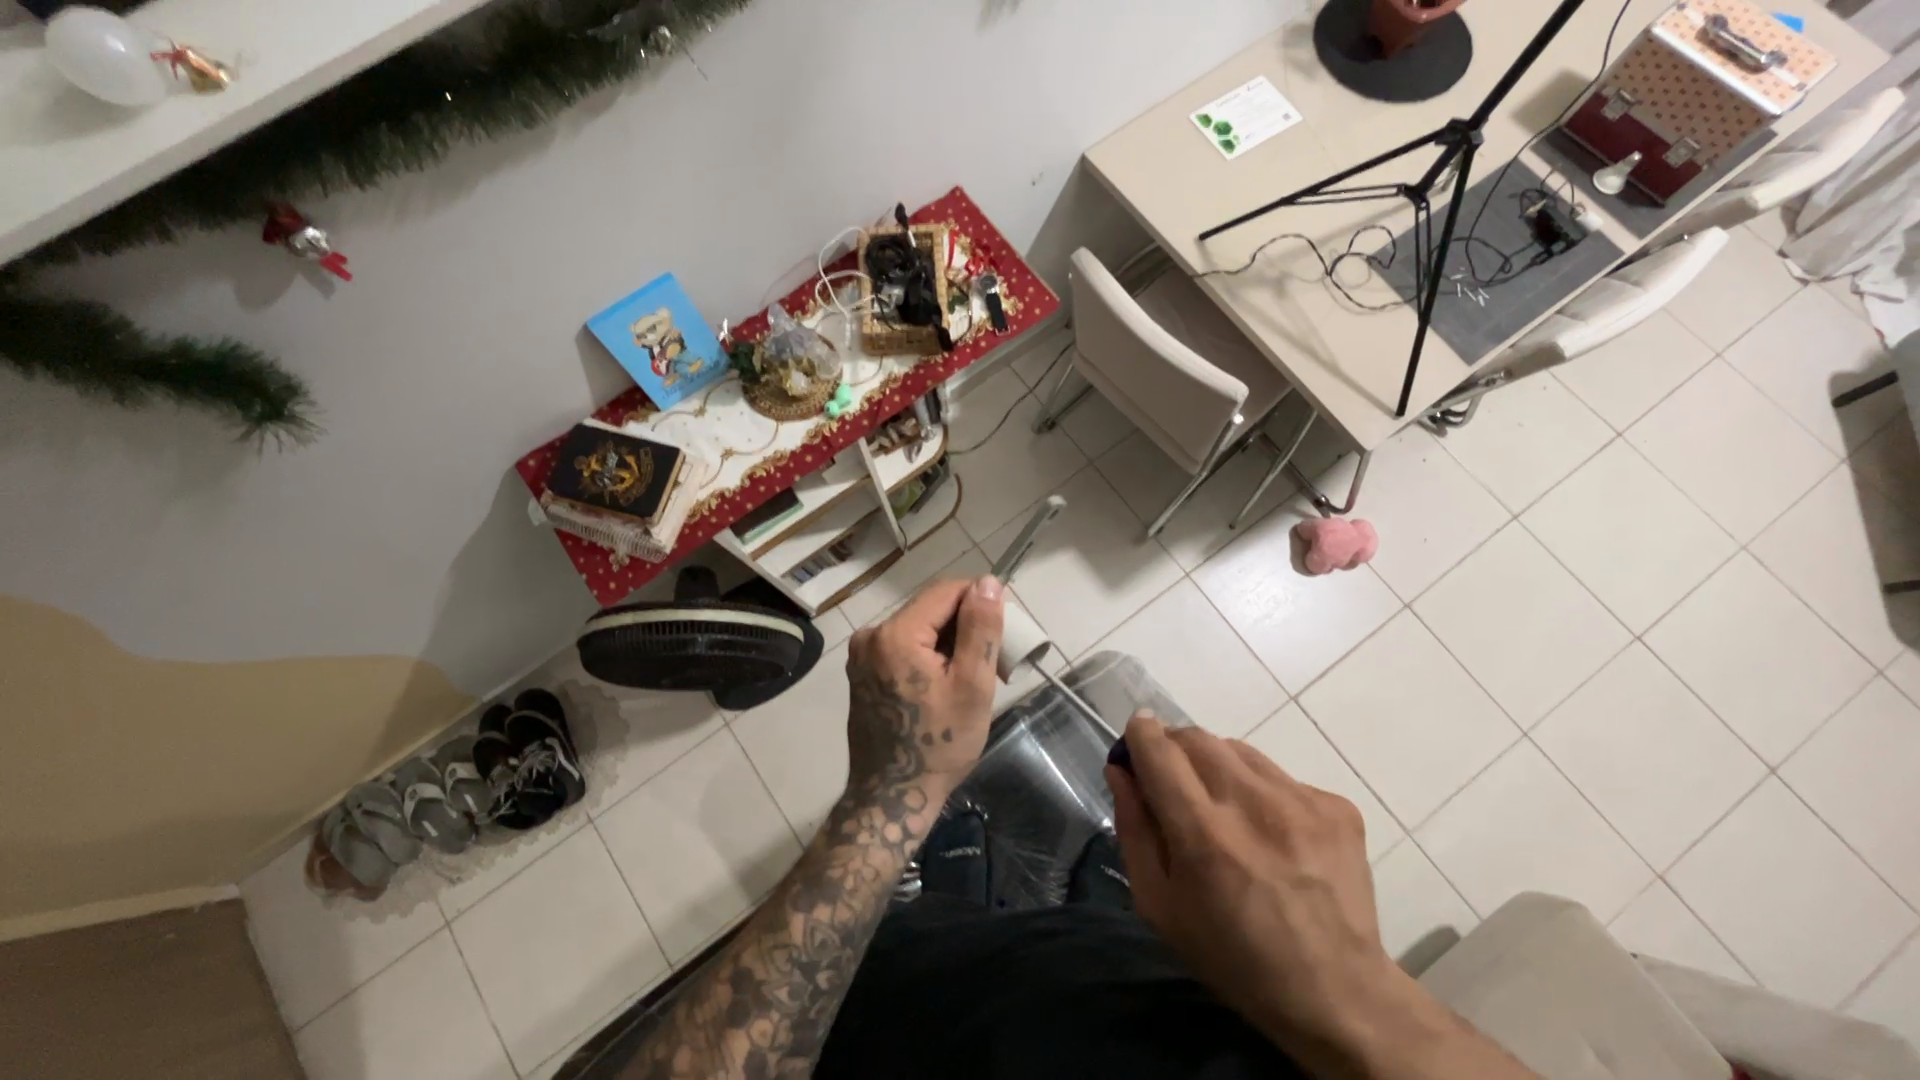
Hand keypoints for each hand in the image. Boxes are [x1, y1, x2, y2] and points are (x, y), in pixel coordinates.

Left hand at [843, 576, 1005, 815]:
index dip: (981, 602)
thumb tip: (987, 581)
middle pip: (931, 609)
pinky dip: (929, 657)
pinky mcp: (862, 673)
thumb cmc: (939, 745)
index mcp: (895, 634)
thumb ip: (980, 629)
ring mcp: (862, 656)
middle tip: (994, 664)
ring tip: (972, 679)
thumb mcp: (972, 685)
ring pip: (919, 628)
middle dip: (966, 626)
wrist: (892, 797)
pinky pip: (904, 648)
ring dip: (949, 643)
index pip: (947, 591)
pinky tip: (945, 686)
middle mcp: (871, 636)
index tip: (1005, 632)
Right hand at [1106, 713, 1406, 1052]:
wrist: (1337, 992)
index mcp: (1204, 836)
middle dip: (1175, 748)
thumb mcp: (1159, 906)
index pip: (1160, 752)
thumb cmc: (1232, 957)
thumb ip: (1134, 830)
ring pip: (1239, 751)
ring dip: (1218, 767)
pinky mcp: (1337, 807)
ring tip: (1225, 811)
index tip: (1135, 734)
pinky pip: (1280, 777)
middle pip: (1197, 738)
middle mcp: (1254, 805)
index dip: (1141, 734)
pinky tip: (1270, 834)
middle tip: (1172, 780)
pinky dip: (1262, 792)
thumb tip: (1120, 770)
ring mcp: (1302, 802)